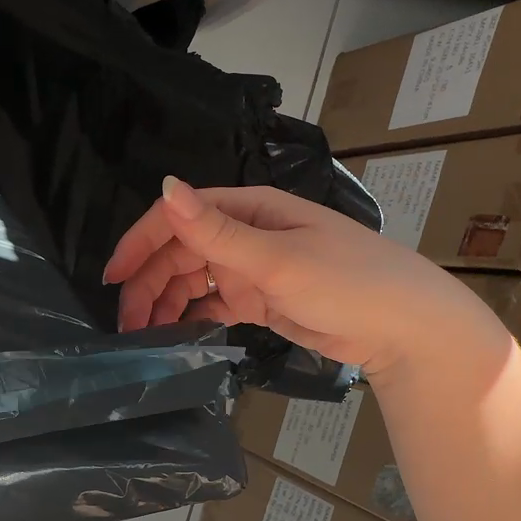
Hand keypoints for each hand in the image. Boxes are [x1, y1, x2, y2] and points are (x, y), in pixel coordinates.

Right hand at [102, 177, 502, 378]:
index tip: (112, 278)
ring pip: (190, 281)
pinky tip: (171, 334)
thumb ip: (215, 230)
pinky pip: (209, 304)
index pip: (180, 218)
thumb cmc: (348, 283)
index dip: (141, 243)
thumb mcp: (277, 258)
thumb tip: (164, 187)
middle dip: (147, 284)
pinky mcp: (258, 301)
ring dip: (163, 304)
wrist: (407, 331)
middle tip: (125, 323)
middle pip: (179, 254)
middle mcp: (246, 235)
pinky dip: (187, 317)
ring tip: (143, 334)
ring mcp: (252, 269)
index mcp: (250, 211)